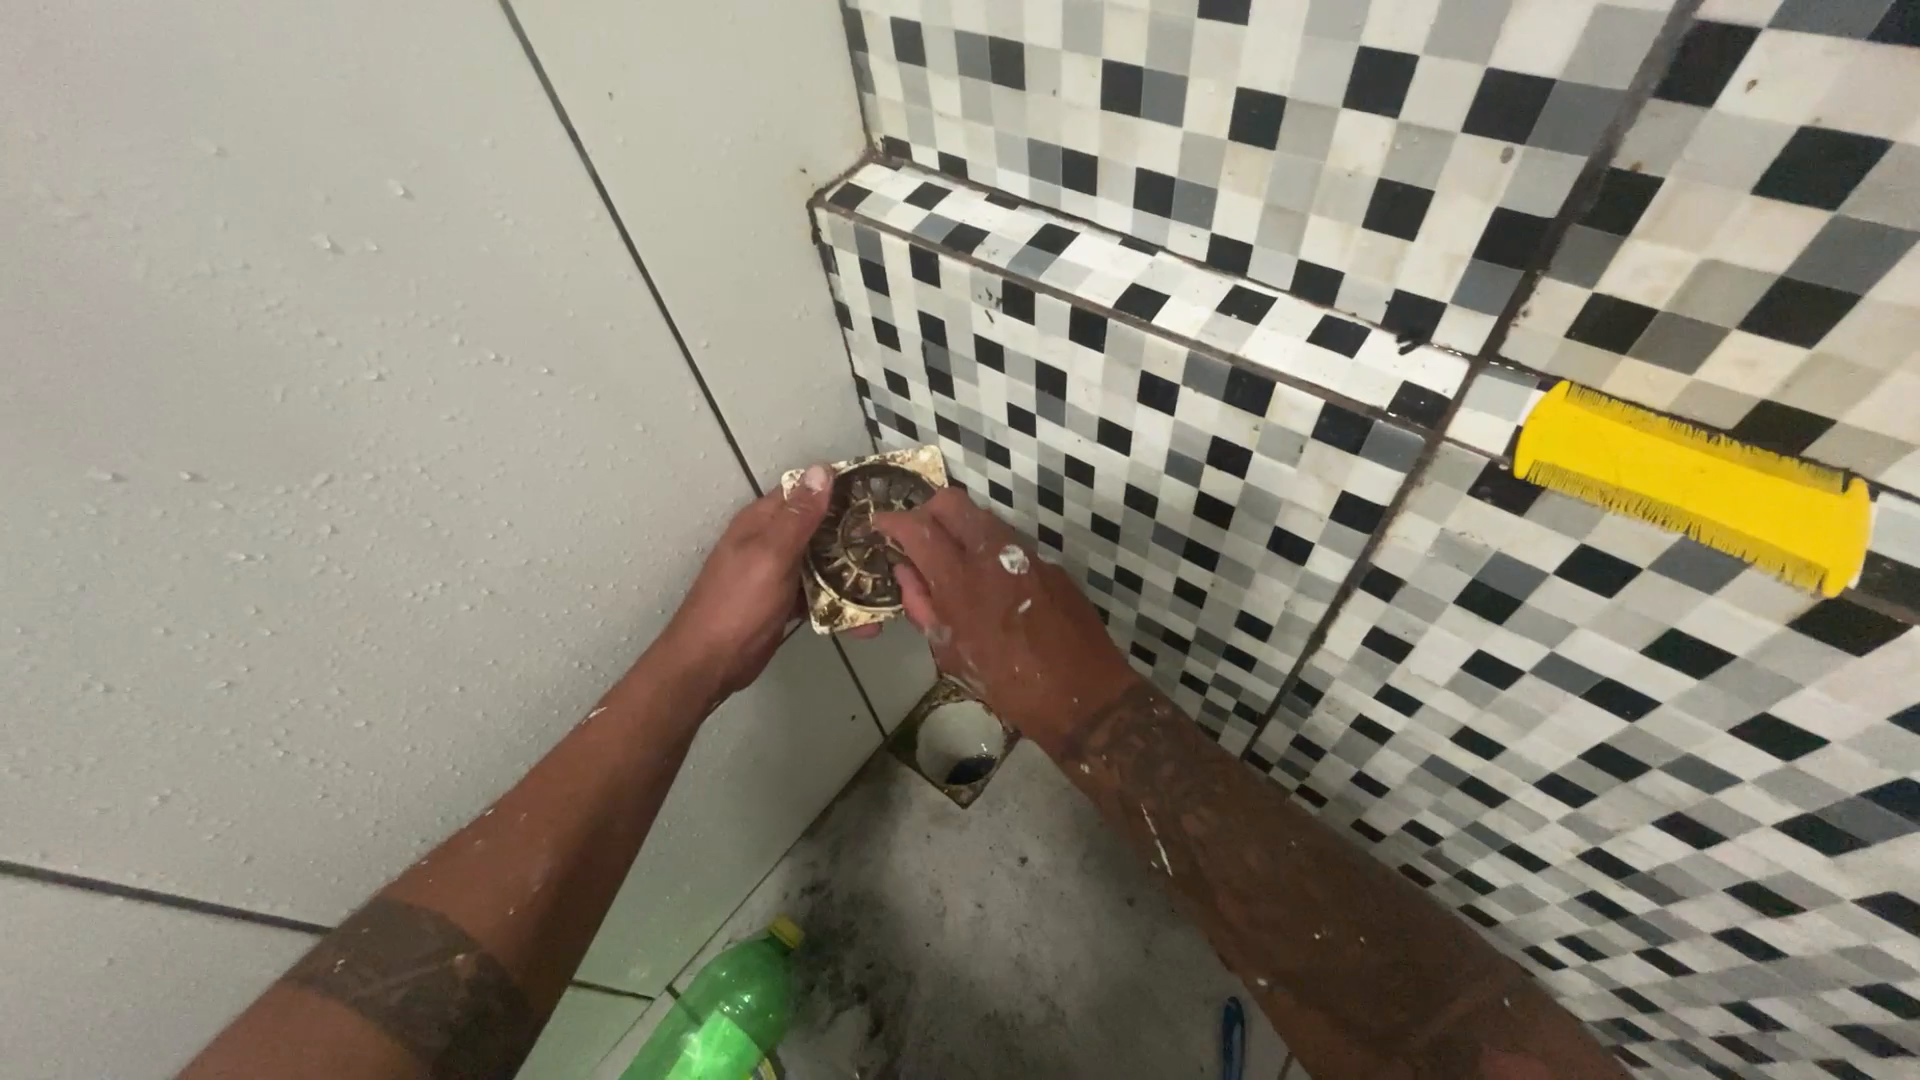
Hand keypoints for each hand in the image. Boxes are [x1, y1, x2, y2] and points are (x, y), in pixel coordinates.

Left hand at [658, 464, 875, 700]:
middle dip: (856, 534)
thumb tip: (822, 469)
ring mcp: (780, 573)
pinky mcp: (787, 602)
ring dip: (853, 573)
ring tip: (892, 582)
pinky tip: (869, 620)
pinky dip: (842, 605)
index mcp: (762, 521)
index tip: (880, 493)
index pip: (805, 490)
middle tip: (896, 541)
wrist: (710, 663)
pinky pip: (820, 596)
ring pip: (824, 563)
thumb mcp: (770, 554)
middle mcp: (772, 541)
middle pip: (821, 528)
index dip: (840, 488)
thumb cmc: (737, 604)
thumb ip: (798, 516)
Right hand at [873, 489, 1138, 750]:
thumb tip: (906, 573)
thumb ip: (924, 607)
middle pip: (951, 502)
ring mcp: (1026, 554)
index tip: (880, 524)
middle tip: (918, 537)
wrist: (1083, 694)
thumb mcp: (952, 654)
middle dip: (927, 511)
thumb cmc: (1008, 685)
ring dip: (959, 526)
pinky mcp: (1049, 563)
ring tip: (951, 558)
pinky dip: (988, 548)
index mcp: (960, 580)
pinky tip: (989, 580)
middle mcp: (992, 554)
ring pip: (982, 516)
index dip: (892, 520)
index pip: (917, 528)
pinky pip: (1008, 540)